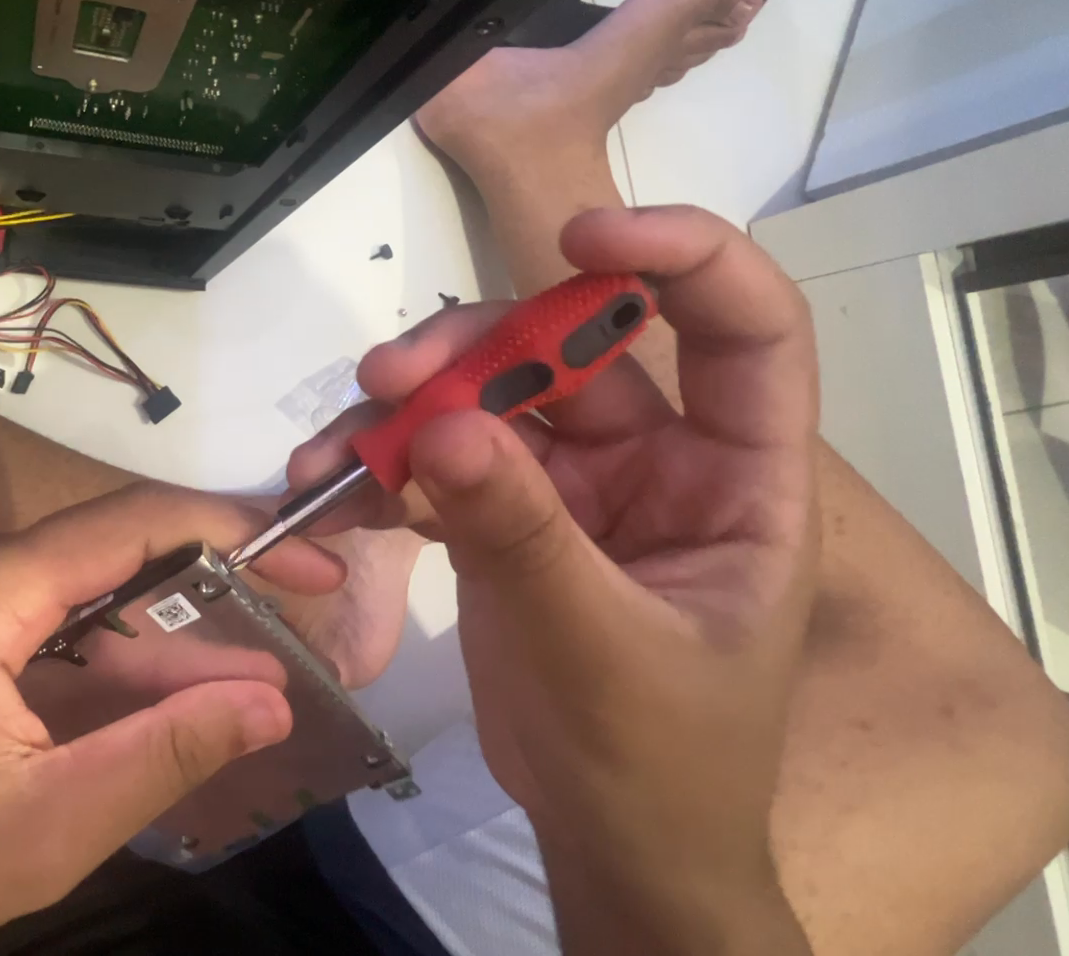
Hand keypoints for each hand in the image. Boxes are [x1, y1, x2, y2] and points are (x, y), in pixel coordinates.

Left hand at [0, 484, 342, 955]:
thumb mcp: (55, 820)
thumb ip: (169, 751)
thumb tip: (274, 703)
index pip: (135, 523)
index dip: (233, 532)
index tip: (308, 560)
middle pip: (123, 548)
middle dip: (219, 574)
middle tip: (305, 597)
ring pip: (102, 601)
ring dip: (179, 641)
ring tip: (267, 676)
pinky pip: (71, 638)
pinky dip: (133, 668)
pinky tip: (191, 701)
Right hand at [292, 207, 819, 951]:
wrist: (604, 835)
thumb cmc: (654, 757)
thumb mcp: (600, 646)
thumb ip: (524, 534)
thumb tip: (441, 425)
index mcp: (736, 478)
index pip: (741, 330)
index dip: (678, 259)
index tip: (576, 233)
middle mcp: (650, 460)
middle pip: (562, 355)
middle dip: (467, 354)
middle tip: (383, 380)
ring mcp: (565, 485)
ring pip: (478, 403)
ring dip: (398, 415)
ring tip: (328, 457)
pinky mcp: (498, 517)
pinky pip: (432, 465)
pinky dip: (376, 475)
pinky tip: (326, 498)